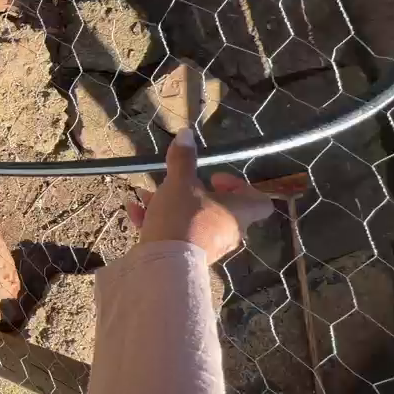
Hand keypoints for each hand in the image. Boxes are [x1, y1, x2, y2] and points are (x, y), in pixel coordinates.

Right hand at [127, 130, 274, 260]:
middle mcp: (230, 230)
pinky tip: (134, 212)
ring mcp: (210, 245)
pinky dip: (159, 222)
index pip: (258, 199)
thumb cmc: (183, 217)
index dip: (240, 186)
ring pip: (193, 220)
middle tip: (174, 185)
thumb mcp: (180, 183)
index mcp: (238, 212)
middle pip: (218, 208)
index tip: (213, 179)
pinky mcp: (188, 256)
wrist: (166, 260)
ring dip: (171, 206)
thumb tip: (186, 133)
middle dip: (192, 194)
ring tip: (146, 197)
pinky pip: (177, 234)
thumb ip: (183, 160)